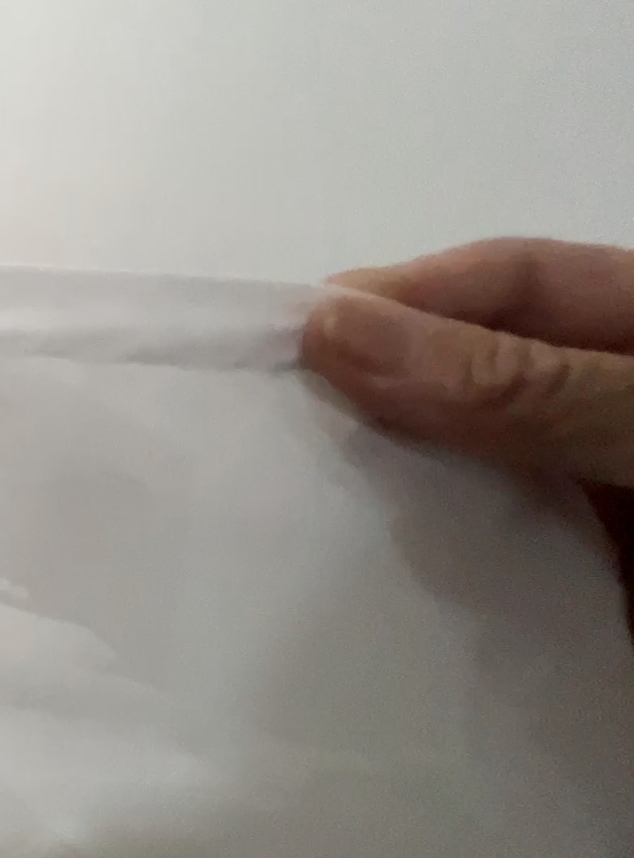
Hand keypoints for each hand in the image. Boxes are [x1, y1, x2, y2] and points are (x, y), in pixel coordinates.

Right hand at [300, 237, 632, 627]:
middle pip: (449, 368)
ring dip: (367, 470)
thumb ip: (538, 387)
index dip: (389, 296)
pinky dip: (407, 551)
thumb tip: (332, 330)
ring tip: (280, 486)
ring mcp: (586, 491)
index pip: (499, 283)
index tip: (286, 338)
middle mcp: (608, 404)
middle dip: (355, 384)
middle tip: (258, 418)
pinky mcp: (570, 575)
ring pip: (442, 458)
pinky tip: (354, 559)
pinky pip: (463, 545)